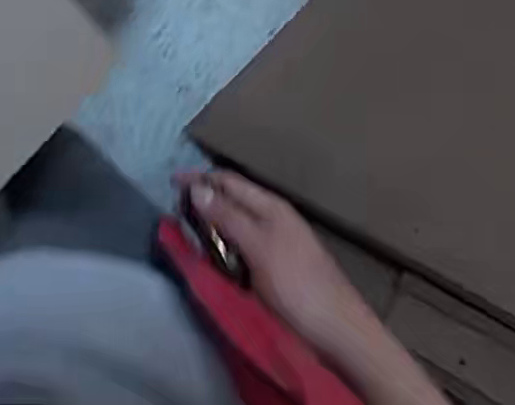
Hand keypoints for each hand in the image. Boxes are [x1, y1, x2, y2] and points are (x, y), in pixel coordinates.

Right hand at [176, 170, 372, 345]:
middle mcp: (274, 216)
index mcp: (270, 205)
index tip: (171, 183)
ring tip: (195, 237)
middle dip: (204, 202)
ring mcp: (279, 241)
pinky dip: (228, 247)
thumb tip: (196, 187)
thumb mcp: (256, 247)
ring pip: (237, 222)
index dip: (199, 178)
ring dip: (215, 226)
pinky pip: (245, 244)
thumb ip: (226, 215)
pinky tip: (221, 260)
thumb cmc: (297, 286)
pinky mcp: (280, 265)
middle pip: (232, 199)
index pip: (228, 180)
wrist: (342, 335)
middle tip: (179, 213)